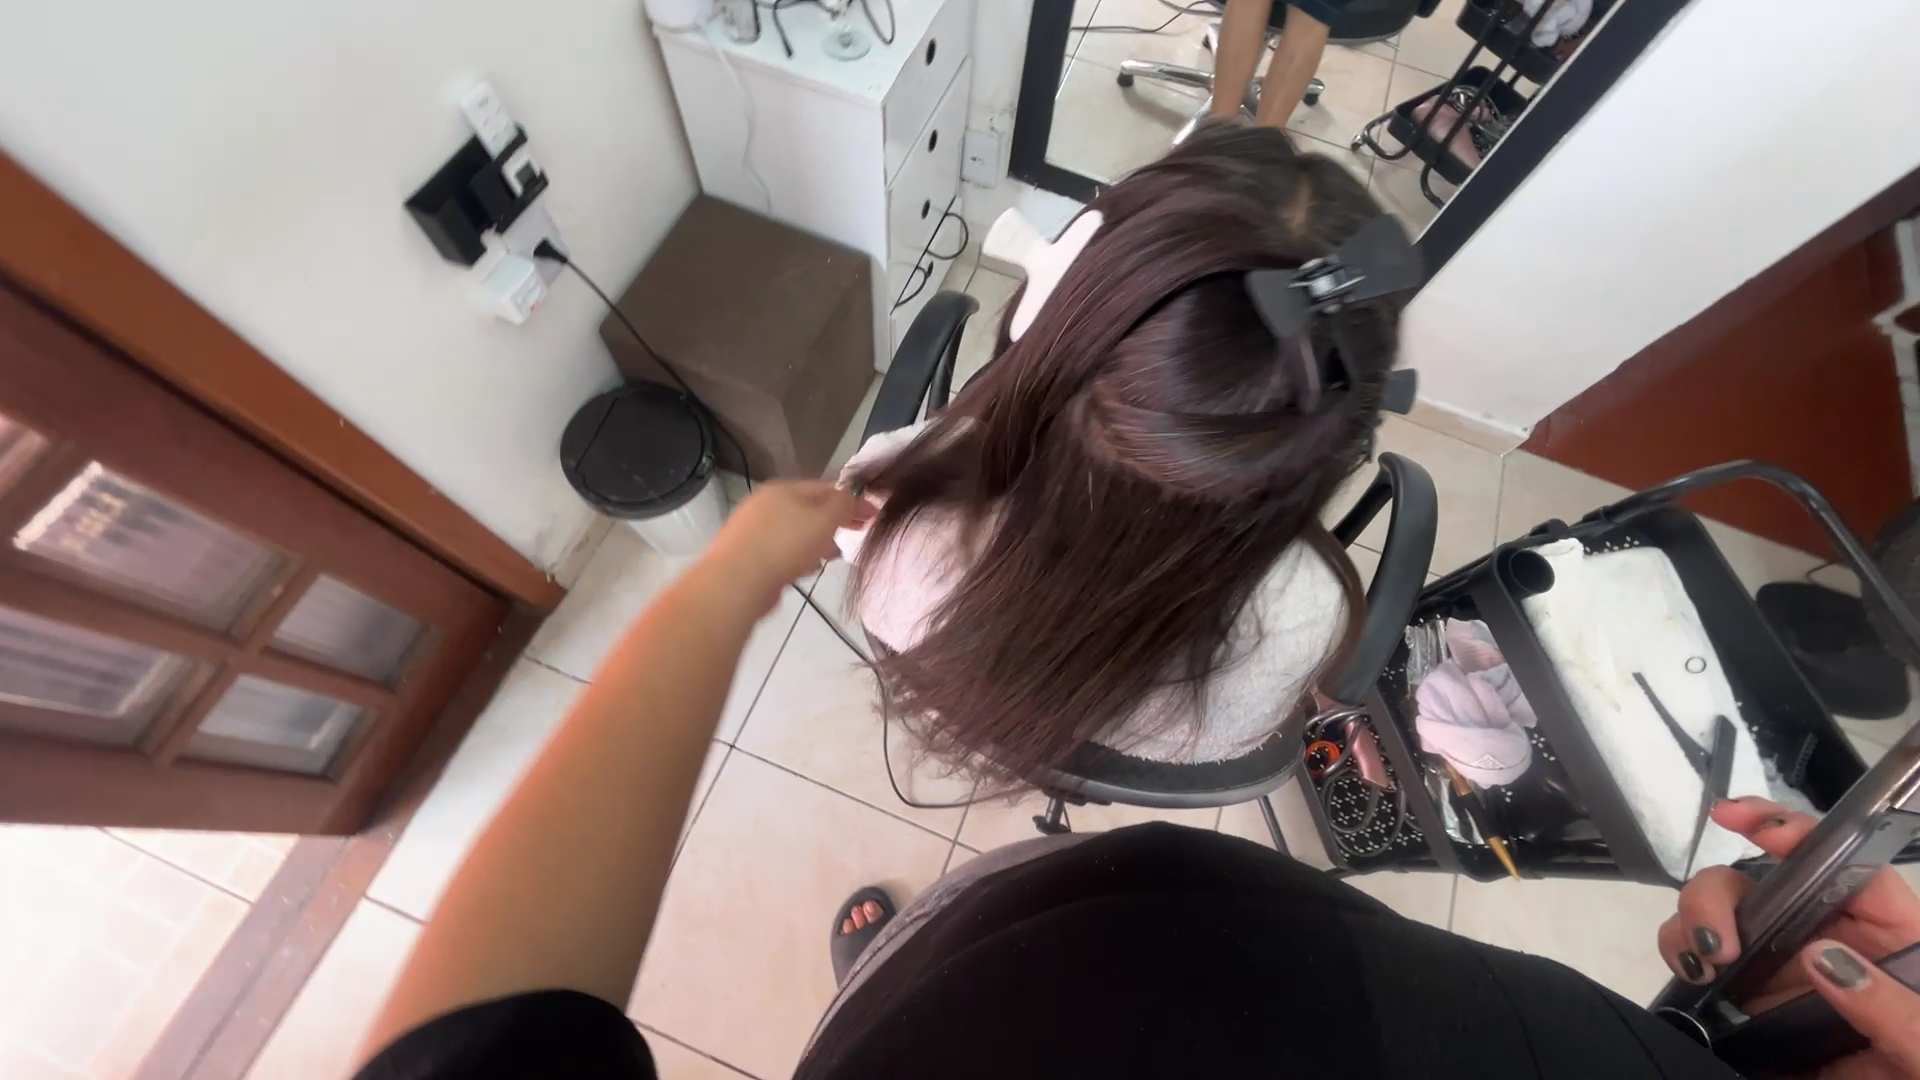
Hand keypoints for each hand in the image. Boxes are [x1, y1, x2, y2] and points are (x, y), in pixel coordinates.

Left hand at [702, 481, 867, 618]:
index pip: (825, 488)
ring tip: (831, 556)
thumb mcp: (824, 519)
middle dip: (834, 521)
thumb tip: (851, 497)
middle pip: (808, 509)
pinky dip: (797, 556)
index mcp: (783, 489)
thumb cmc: (785, 545)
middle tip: (856, 532)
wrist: (736, 582)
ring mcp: (751, 530)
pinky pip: (780, 551)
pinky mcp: (745, 555)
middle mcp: (764, 504)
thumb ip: (843, 504)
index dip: (852, 500)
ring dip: (816, 541)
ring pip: (794, 531)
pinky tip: (804, 570)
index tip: (874, 514)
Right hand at [1658, 796, 1919, 1077]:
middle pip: (1758, 881)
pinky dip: (1677, 948)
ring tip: (1702, 964)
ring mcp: (1777, 964)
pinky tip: (1690, 971)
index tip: (1738, 820)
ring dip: (1693, 919)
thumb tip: (1824, 958)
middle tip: (1714, 940)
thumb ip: (1899, 1014)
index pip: (1850, 870)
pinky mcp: (1739, 989)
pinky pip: (1692, 946)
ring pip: (1715, 907)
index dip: (1796, 833)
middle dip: (1717, 894)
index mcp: (1890, 948)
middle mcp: (1827, 942)